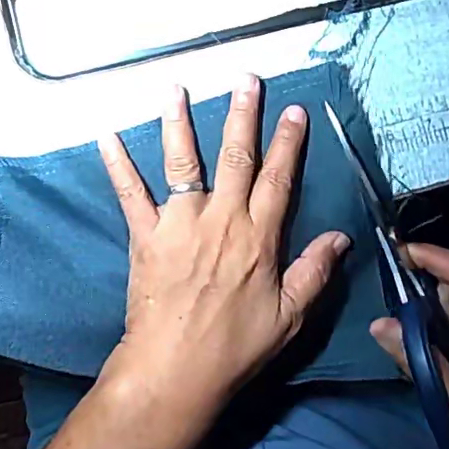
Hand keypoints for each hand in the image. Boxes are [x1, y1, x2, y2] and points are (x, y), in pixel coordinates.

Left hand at [95, 75, 350, 448]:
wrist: (177, 369)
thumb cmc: (236, 346)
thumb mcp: (291, 317)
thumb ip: (316, 272)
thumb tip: (341, 236)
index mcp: (259, 236)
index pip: (278, 178)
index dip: (288, 142)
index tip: (293, 110)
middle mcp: (221, 218)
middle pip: (235, 156)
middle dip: (242, 114)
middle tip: (246, 80)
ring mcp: (179, 222)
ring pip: (182, 161)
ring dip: (179, 122)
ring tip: (176, 88)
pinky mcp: (145, 233)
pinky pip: (130, 192)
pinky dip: (117, 164)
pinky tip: (107, 135)